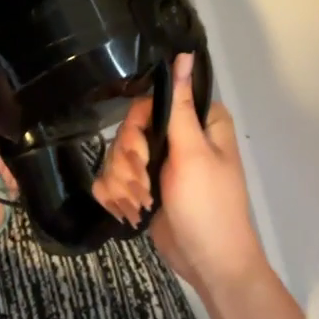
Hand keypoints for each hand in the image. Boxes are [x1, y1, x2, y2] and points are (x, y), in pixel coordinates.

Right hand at [91, 53, 264, 291]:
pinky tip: (130, 211)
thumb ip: (180, 105)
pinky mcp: (142, 188)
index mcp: (198, 124)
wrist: (207, 264)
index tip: (145, 145)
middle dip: (129, 160)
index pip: (151, 102)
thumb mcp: (193, 153)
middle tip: (145, 180)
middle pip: (127, 130)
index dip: (139, 123)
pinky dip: (117, 197)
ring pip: (115, 156)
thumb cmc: (208, 206)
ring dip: (123, 183)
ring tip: (141, 204)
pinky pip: (110, 179)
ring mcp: (157, 165)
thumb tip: (184, 53)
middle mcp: (177, 139)